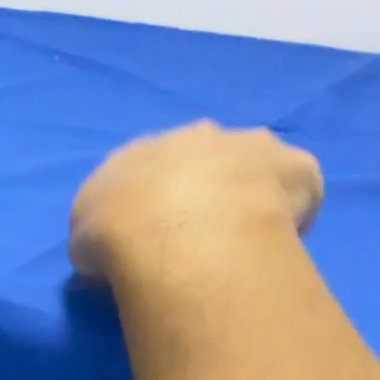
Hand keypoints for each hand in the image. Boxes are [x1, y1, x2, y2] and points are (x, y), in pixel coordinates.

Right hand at [70, 122, 323, 282]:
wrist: (173, 232)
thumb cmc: (111, 236)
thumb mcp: (81, 242)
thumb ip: (103, 233)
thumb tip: (123, 244)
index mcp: (134, 153)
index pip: (141, 172)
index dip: (145, 202)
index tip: (146, 232)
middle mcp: (192, 136)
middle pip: (201, 160)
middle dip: (201, 187)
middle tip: (193, 232)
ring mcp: (250, 144)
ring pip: (251, 167)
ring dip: (246, 192)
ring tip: (235, 238)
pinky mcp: (298, 165)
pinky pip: (296, 190)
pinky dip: (289, 211)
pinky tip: (274, 240)